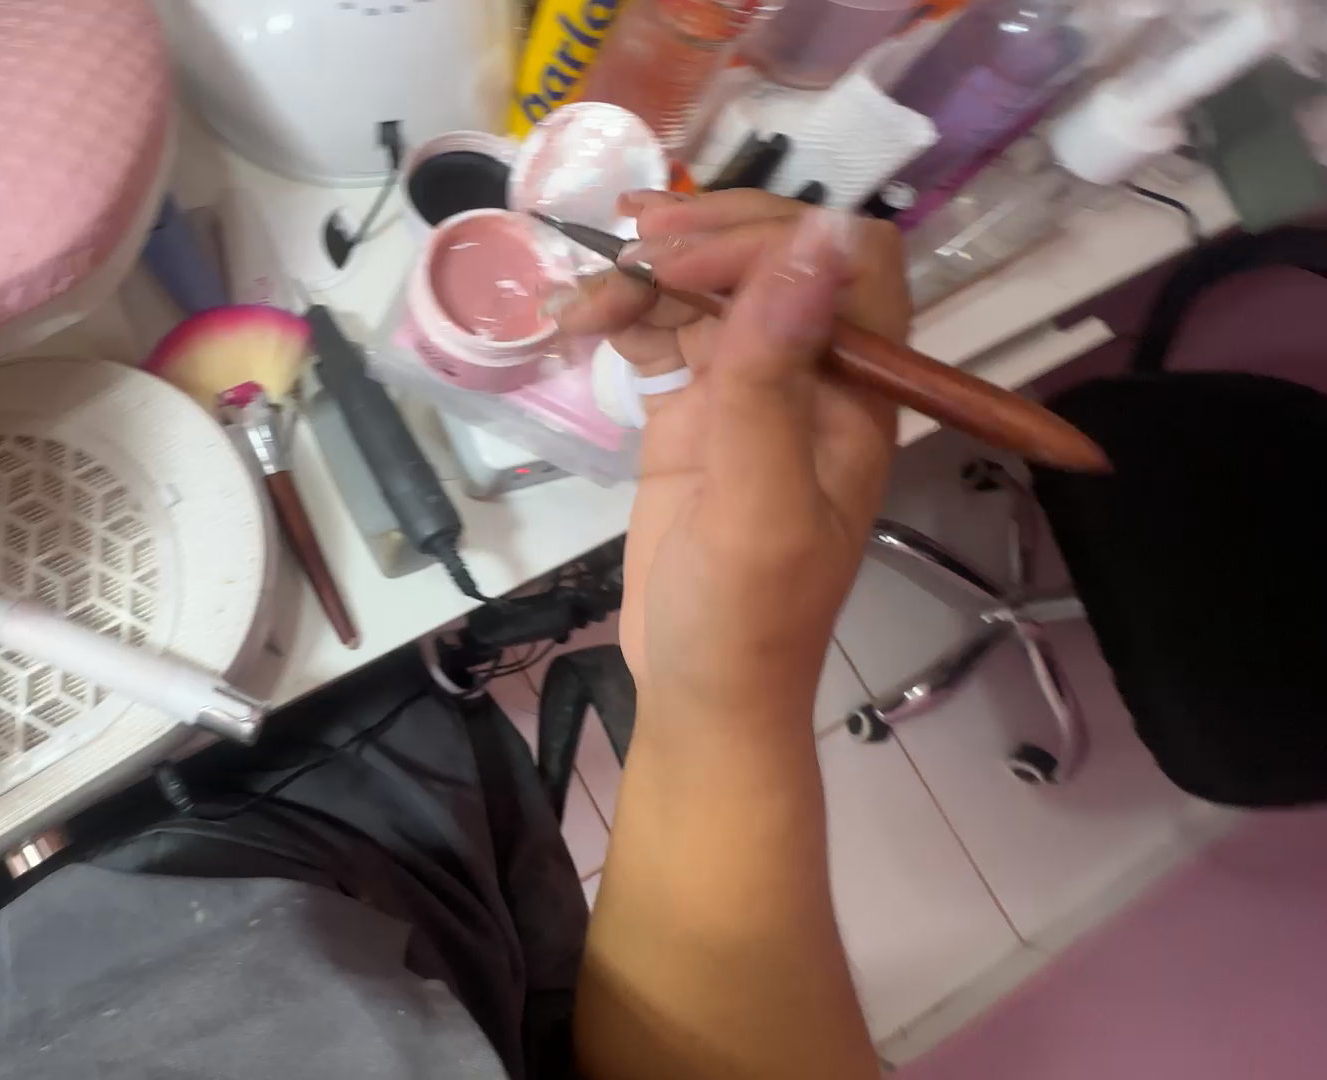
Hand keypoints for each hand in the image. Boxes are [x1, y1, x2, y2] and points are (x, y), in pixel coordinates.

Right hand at [557, 191, 909, 714]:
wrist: (698, 682)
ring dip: (642, 284)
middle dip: (698, 246)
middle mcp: (805, 380)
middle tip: (622, 250)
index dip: (765, 244)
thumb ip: (772, 384)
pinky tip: (577, 324)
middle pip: (767, 267)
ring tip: (576, 301)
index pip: (840, 266)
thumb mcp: (758, 506)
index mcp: (853, 396)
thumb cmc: (742, 616)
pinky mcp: (688, 419)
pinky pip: (659, 345)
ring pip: (701, 301)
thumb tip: (807, 246)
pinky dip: (620, 324)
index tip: (673, 267)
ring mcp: (741, 397)